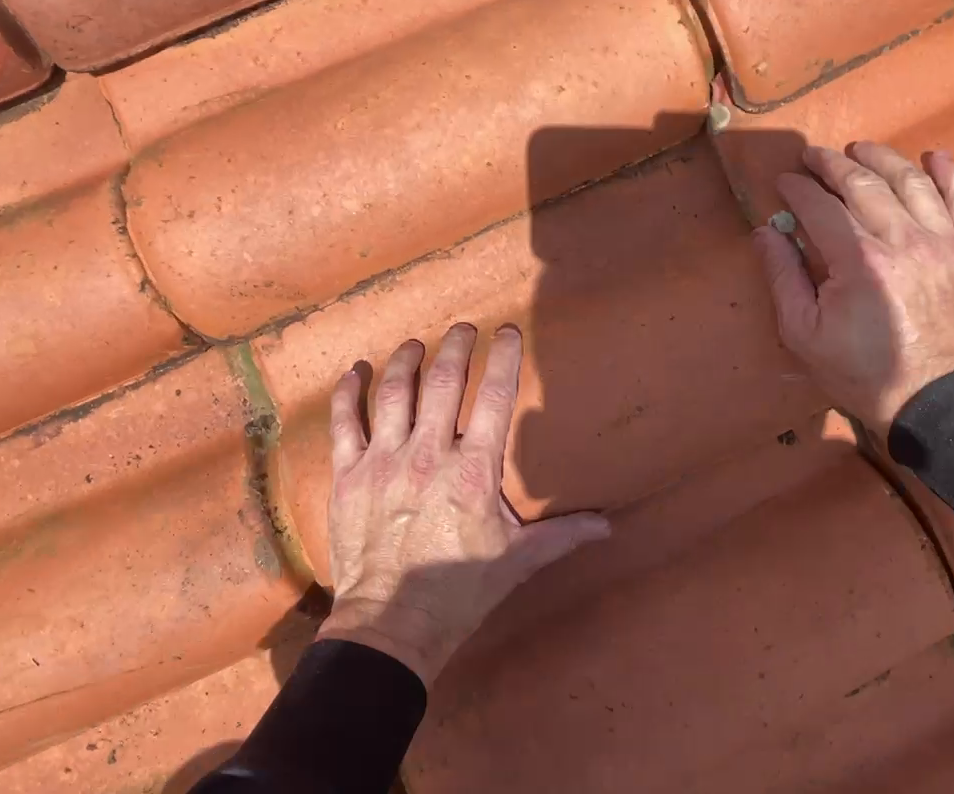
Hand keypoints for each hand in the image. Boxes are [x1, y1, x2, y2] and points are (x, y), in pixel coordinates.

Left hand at [314, 323, 610, 684]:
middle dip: (454, 346)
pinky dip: (347, 392)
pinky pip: (344, 422)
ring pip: (393, 392)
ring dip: (405, 360)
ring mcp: (384, 462)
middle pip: (441, 382)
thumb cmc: (459, 592)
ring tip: (415, 343)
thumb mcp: (517, 561)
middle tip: (462, 328)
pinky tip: (354, 371)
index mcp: (473, 471)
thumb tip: (609, 527)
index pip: (493, 397)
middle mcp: (428, 454)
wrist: (391, 625)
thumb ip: (561, 535)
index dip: (502, 358)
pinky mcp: (349, 476)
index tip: (506, 330)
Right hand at [752, 142, 953, 432]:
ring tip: (861, 150)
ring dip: (883, 159)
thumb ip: (782, 277)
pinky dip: (950, 174)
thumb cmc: (861, 372)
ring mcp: (945, 244)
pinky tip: (935, 157)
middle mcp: (904, 240)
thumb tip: (766, 232)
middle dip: (834, 163)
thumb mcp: (803, 333)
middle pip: (865, 184)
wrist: (936, 402)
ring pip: (913, 182)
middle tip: (813, 156)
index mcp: (859, 260)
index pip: (821, 205)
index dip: (798, 188)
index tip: (783, 181)